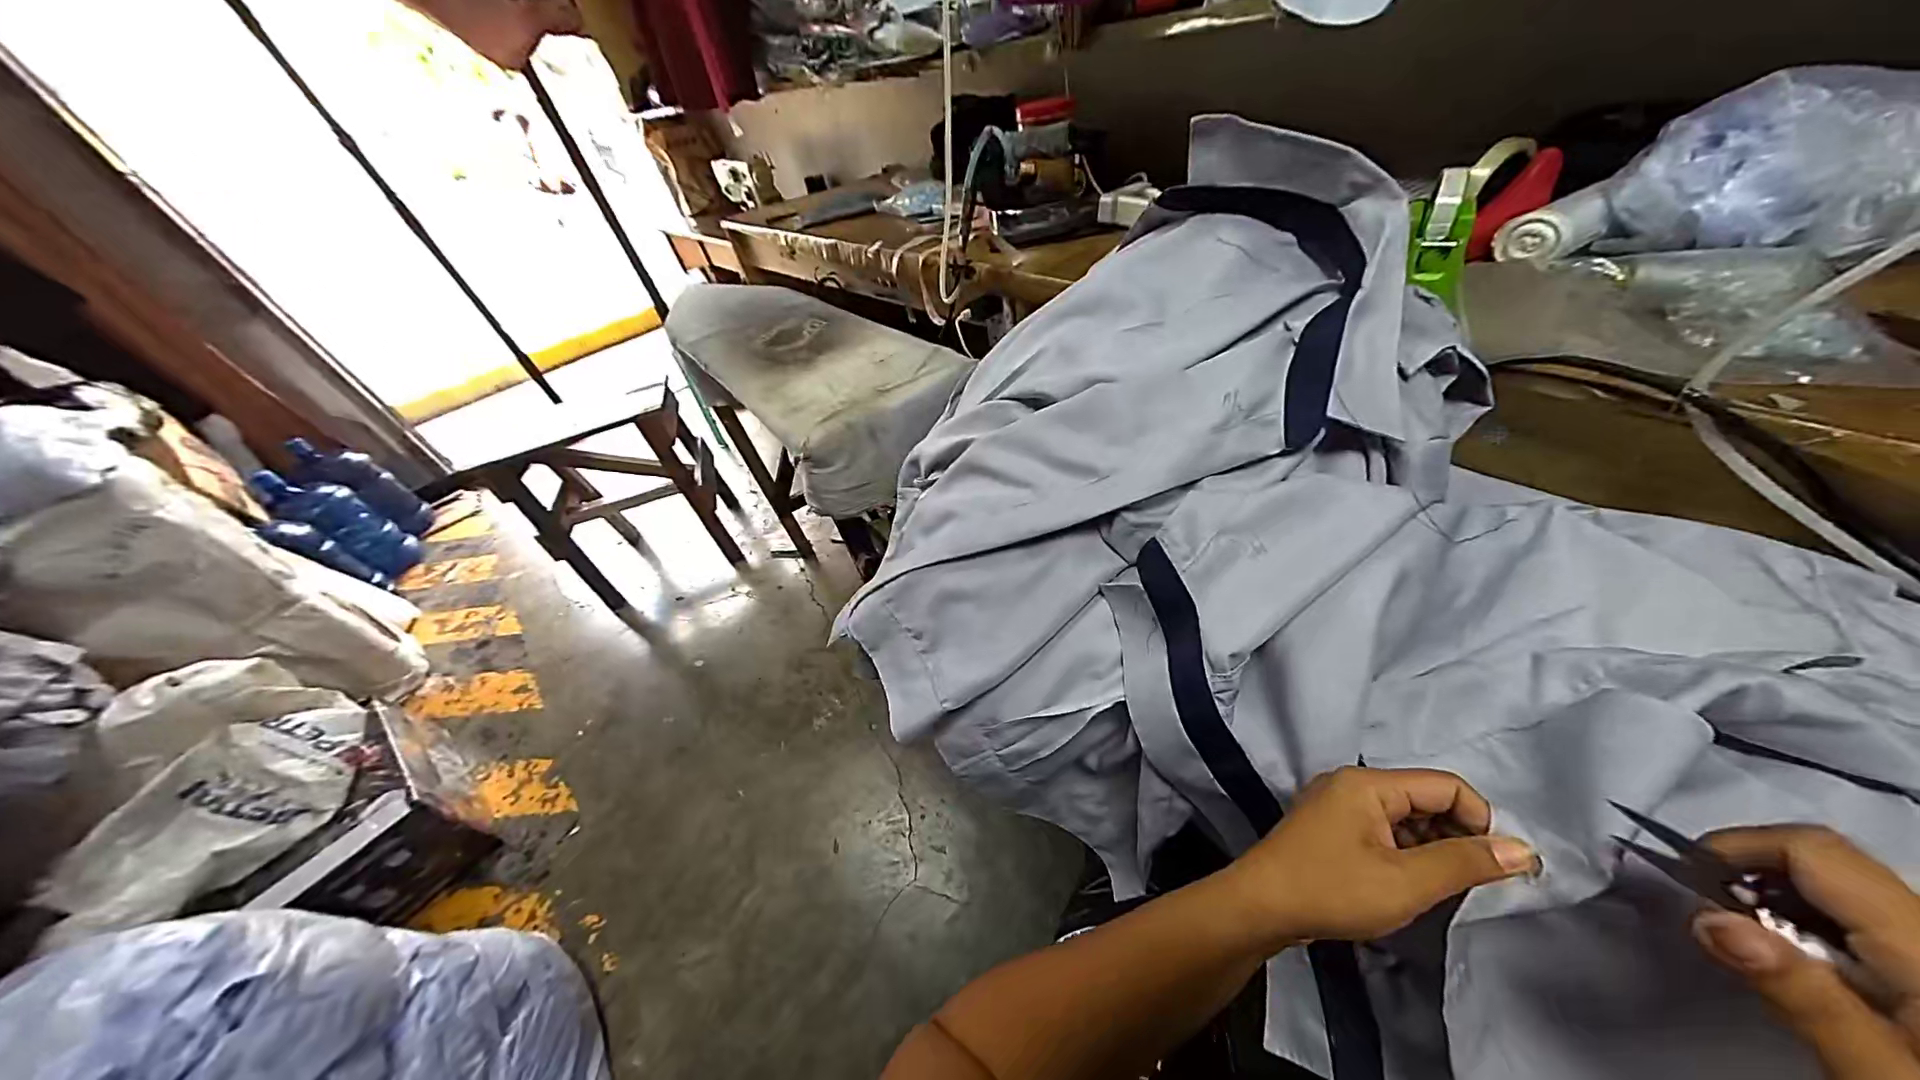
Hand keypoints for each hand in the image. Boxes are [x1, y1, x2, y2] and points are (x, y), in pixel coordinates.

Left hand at [1216, 766, 1537, 947]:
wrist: (1260, 904)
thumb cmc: (1332, 889)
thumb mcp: (1407, 881)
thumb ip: (1466, 862)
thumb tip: (1522, 849)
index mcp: (1366, 783)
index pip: (1445, 785)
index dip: (1480, 821)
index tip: (1496, 866)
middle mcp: (1349, 783)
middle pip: (1424, 798)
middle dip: (1456, 834)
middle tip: (1470, 881)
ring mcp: (1335, 804)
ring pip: (1403, 816)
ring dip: (1430, 846)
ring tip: (1439, 886)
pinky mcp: (1328, 827)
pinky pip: (1380, 829)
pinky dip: (1404, 851)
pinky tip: (1409, 883)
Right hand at [1692, 825, 1919, 1079]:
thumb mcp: (1876, 1072)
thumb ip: (1798, 994)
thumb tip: (1710, 920)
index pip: (1815, 849)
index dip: (1739, 848)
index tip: (1690, 878)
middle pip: (1832, 863)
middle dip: (1757, 877)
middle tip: (1718, 918)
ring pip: (1851, 889)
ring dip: (1786, 903)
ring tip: (1763, 950)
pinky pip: (1878, 920)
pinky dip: (1823, 927)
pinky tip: (1815, 968)